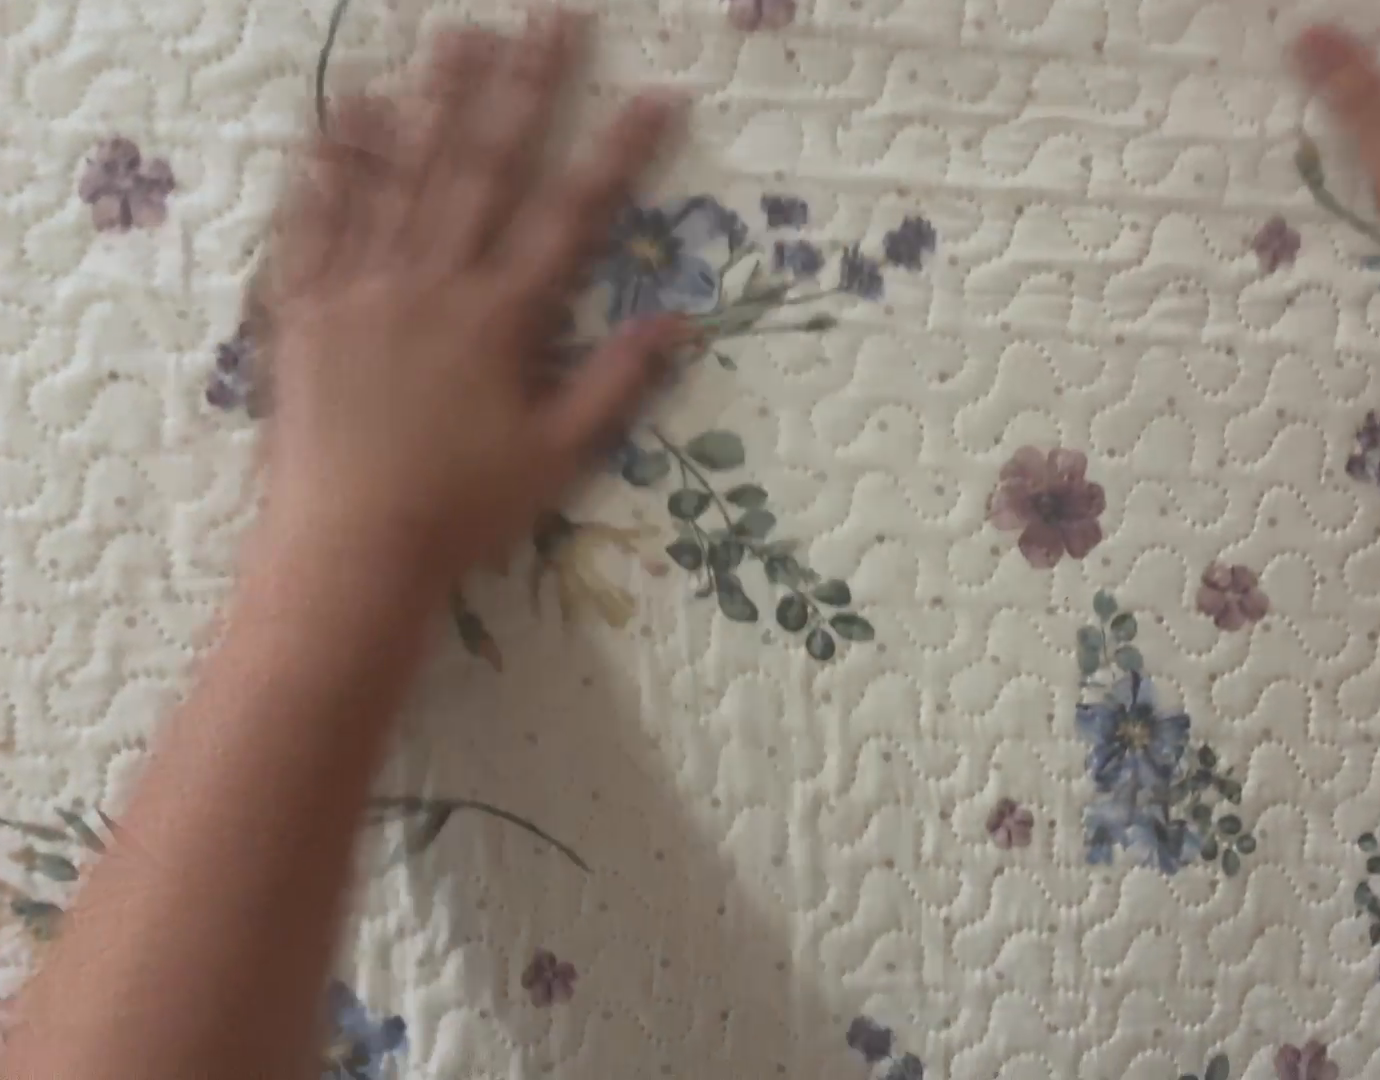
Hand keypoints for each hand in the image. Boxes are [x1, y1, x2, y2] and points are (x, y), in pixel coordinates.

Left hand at [255, 9, 684, 594]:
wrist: (351, 547)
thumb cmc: (470, 505)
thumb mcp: (563, 452)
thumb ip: (619, 381)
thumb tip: (682, 324)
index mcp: (501, 320)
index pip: (571, 217)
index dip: (617, 154)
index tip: (655, 98)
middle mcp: (430, 282)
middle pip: (483, 167)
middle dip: (524, 88)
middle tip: (551, 20)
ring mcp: (358, 284)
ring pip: (398, 172)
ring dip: (433, 96)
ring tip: (461, 32)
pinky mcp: (302, 303)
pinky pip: (312, 214)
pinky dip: (329, 156)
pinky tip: (345, 104)